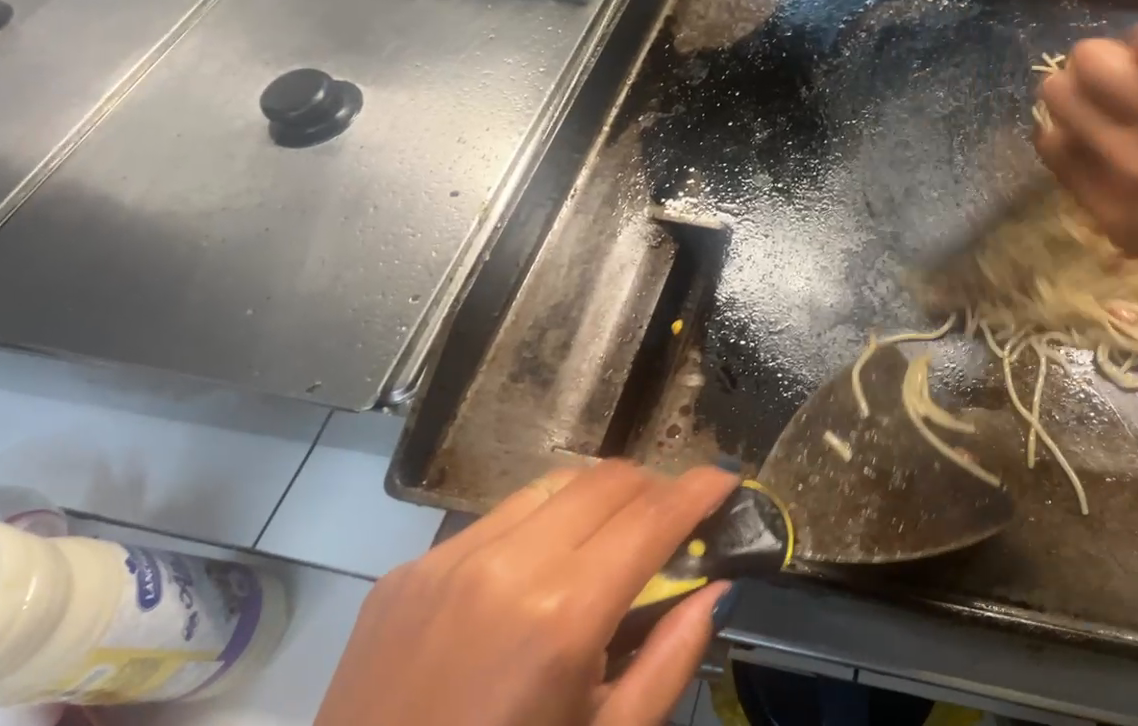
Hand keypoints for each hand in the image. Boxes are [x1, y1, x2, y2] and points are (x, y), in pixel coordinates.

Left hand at [314, 462, 738, 725]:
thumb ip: (672, 657)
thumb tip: (720, 587)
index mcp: (562, 616)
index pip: (654, 517)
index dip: (701, 489)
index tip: (728, 479)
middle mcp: (506, 566)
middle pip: (608, 479)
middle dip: (656, 487)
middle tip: (675, 521)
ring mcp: (448, 561)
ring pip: (554, 485)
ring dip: (600, 497)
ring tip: (613, 535)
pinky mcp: (408, 571)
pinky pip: (497, 518)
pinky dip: (541, 523)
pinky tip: (541, 569)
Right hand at [1034, 18, 1137, 332]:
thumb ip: (1129, 207)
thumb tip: (1109, 158)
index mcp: (1115, 210)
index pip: (1052, 142)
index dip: (1073, 125)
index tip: (1100, 123)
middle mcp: (1131, 163)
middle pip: (1061, 90)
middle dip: (1086, 84)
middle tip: (1128, 90)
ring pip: (1096, 56)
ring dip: (1119, 56)